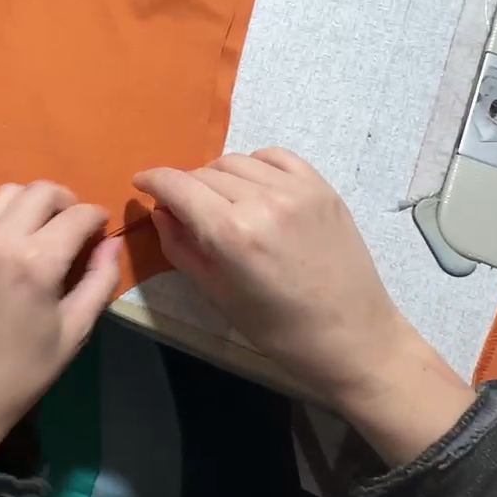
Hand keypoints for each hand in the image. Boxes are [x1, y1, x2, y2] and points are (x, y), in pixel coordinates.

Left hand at [0, 182, 121, 465]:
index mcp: (36, 262)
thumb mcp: (74, 330)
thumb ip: (100, 280)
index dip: (98, 218)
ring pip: (11, 190)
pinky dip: (10, 210)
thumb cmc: (24, 370)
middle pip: (42, 190)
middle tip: (78, 229)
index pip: (77, 215)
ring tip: (49, 229)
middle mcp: (3, 239)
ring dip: (36, 200)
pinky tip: (21, 238)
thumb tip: (112, 241)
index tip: (103, 231)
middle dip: (68, 201)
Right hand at [133, 150, 472, 464]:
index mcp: (231, 233)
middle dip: (185, 188)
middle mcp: (262, 201)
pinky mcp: (322, 188)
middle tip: (185, 212)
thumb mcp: (216, 295)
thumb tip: (161, 213)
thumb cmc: (279, 330)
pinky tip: (253, 187)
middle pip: (203, 172)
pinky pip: (275, 156)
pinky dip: (254, 165)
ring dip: (217, 177)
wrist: (355, 339)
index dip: (152, 180)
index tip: (141, 183)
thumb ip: (180, 247)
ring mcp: (297, 190)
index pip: (177, 185)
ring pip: (236, 161)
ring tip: (221, 202)